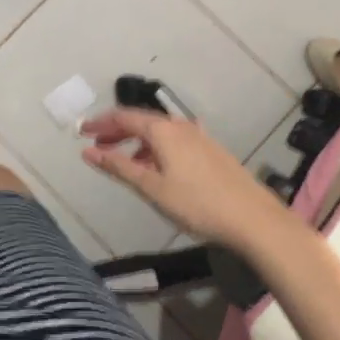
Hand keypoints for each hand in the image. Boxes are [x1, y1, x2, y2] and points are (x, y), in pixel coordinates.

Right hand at [80, 108, 298, 253]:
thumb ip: (118, 167)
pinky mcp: (213, 152)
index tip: (82, 133)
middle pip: (140, 121)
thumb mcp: (152, 187)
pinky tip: (160, 168)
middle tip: (98, 146)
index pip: (122, 117)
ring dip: (137, 142)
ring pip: (159, 132)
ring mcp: (200, 138)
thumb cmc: (198, 204)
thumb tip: (87, 152)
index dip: (100, 124)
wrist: (257, 222)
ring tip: (126, 162)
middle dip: (116, 132)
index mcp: (162, 130)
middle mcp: (179, 126)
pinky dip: (157, 148)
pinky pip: (175, 141)